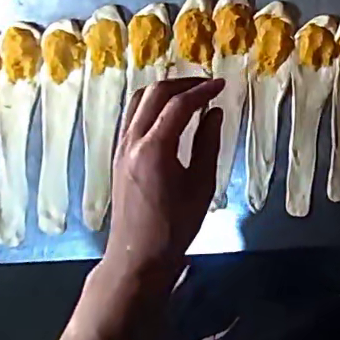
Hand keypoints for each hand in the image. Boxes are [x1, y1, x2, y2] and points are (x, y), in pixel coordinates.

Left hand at [75, 78, 222, 339]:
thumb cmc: (175, 226)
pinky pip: (132, 115)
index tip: (221, 84)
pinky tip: (170, 113)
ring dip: (164, 91)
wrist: (137, 255)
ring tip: (190, 94)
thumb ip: (207, 143)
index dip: (202, 90)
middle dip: (182, 83)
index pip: (179, 105)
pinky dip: (152, 104)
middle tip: (207, 85)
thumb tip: (213, 112)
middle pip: (154, 93)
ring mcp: (121, 147)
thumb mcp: (201, 186)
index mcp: (154, 149)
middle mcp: (132, 141)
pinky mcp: (118, 154)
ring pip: (138, 100)